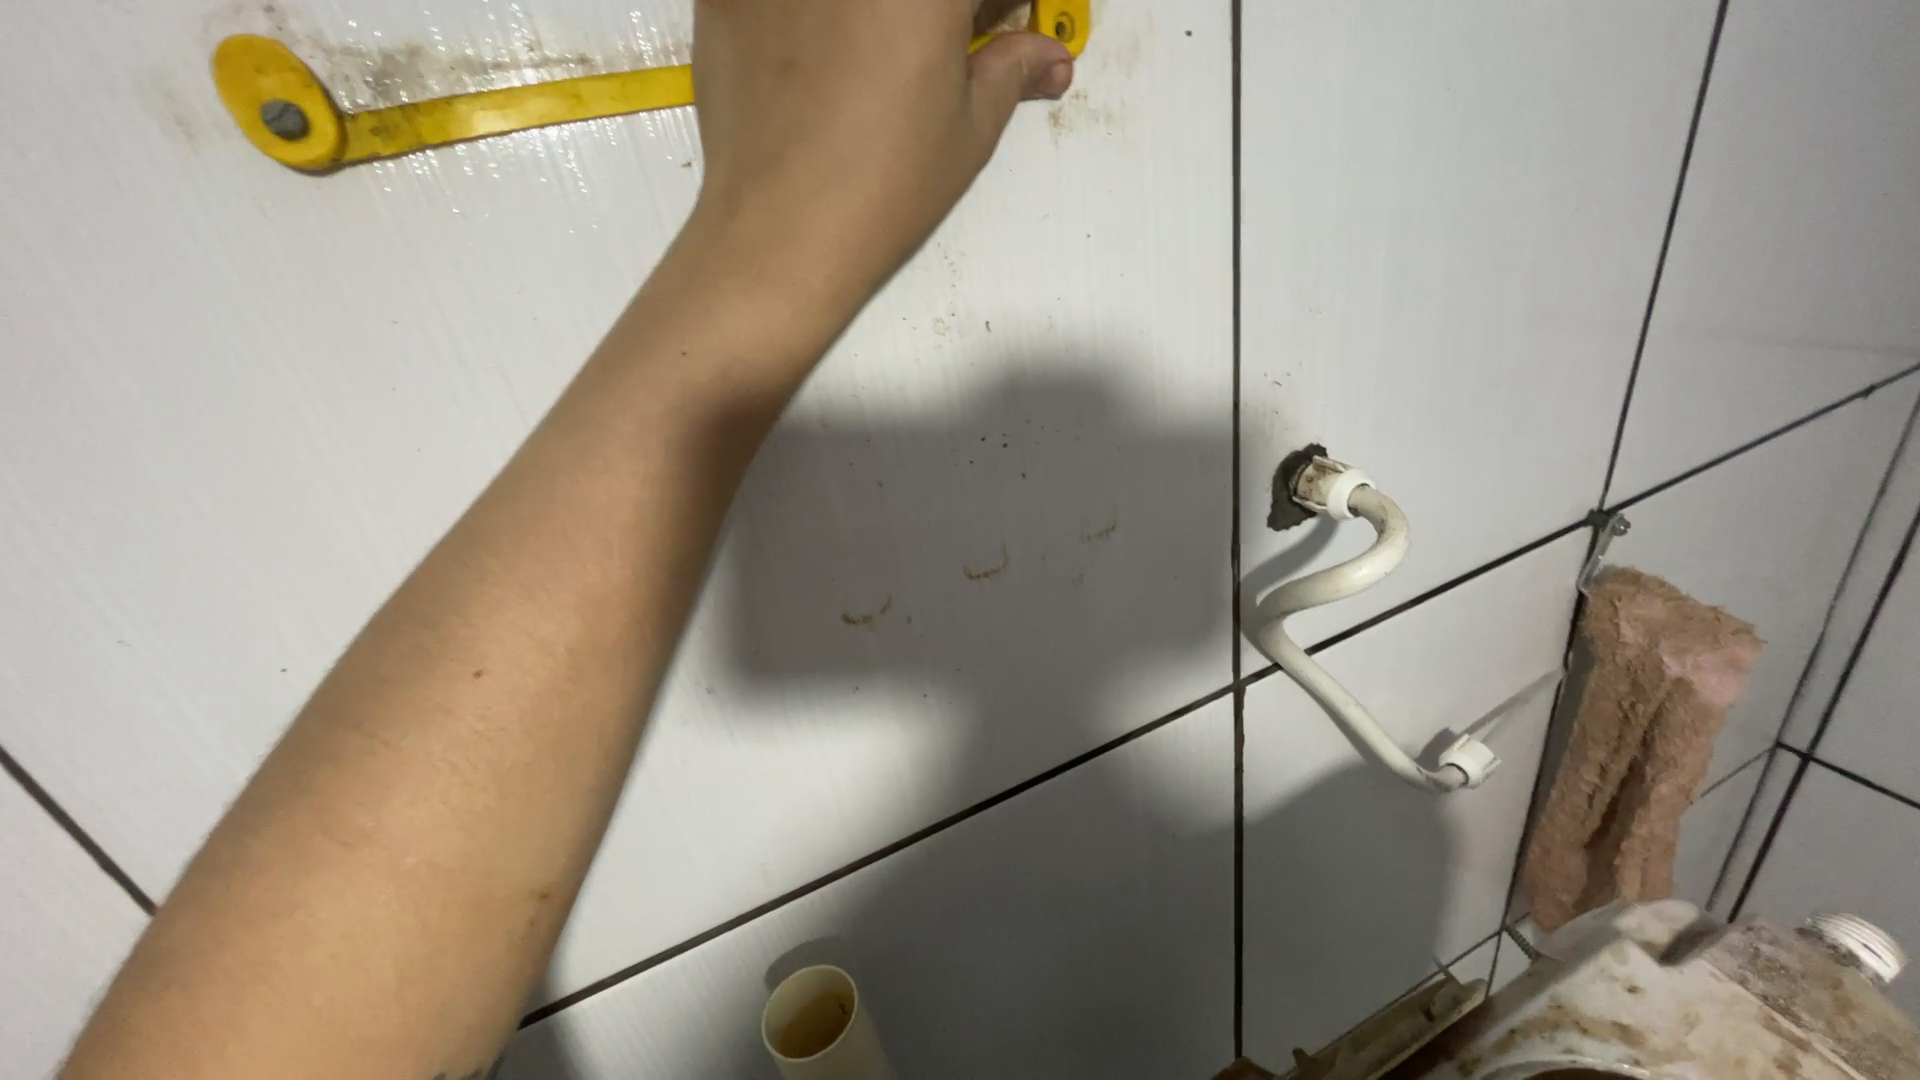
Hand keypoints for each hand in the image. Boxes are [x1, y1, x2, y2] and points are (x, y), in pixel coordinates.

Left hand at [687, 0, 1073, 304]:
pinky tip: (814, 65)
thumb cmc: (885, 189)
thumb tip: (1049, 56)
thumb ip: (1009, 71)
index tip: (1000, 25)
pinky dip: (813, 20)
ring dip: (876, 19)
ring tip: (873, 66)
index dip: (1003, 5)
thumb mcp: (967, 132)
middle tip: (942, 48)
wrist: (778, 236)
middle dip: (944, 12)